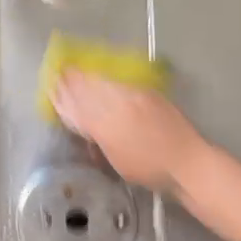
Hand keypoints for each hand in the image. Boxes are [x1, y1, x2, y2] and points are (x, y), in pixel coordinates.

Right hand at [51, 69, 207, 190]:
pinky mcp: (149, 93)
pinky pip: (120, 81)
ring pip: (104, 82)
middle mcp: (120, 105)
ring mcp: (136, 96)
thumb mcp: (116, 158)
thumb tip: (81, 120)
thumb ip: (97, 136)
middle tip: (59, 74)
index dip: (65, 98)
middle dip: (73, 82)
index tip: (52, 88)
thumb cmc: (149, 169)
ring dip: (88, 77)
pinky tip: (102, 77)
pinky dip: (106, 78)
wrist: (188, 163)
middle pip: (90, 89)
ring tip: (75, 70)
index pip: (79, 107)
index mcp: (108, 124)